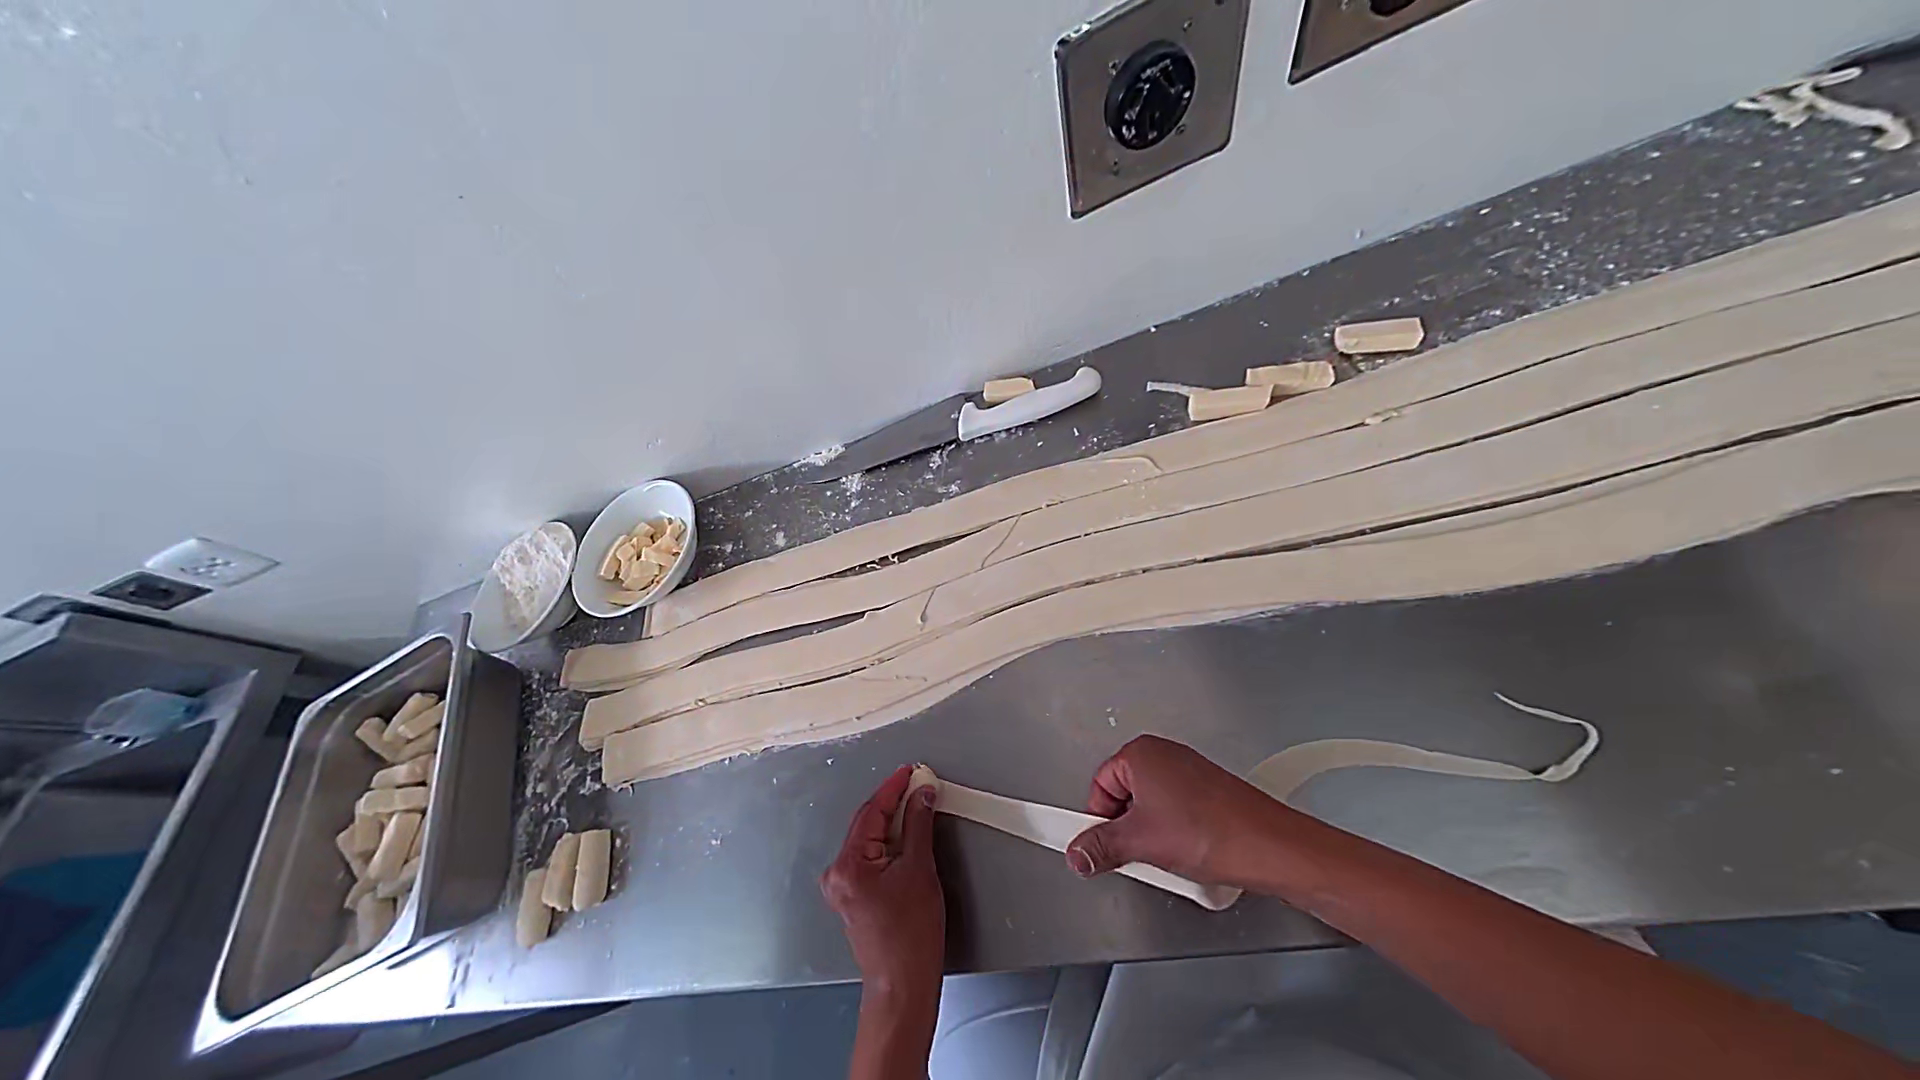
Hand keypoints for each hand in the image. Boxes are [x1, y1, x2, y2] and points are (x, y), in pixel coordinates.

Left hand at [820, 765, 944, 993]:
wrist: (903, 984)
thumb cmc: (911, 937)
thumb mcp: (920, 870)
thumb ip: (919, 825)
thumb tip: (921, 796)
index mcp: (849, 864)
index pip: (872, 811)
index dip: (894, 787)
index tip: (909, 772)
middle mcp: (838, 873)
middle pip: (868, 823)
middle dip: (894, 803)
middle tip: (919, 785)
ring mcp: (843, 886)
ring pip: (870, 839)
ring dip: (893, 822)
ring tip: (917, 807)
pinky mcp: (853, 896)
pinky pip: (870, 855)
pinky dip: (889, 842)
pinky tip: (908, 836)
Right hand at [1066, 734, 1293, 885]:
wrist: (1269, 849)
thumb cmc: (1212, 831)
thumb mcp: (1139, 843)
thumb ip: (1100, 846)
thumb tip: (1080, 852)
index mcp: (1141, 753)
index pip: (1099, 785)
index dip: (1098, 819)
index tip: (1097, 844)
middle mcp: (1165, 756)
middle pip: (1125, 796)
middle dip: (1127, 829)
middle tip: (1134, 853)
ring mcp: (1189, 774)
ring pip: (1151, 808)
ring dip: (1152, 835)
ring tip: (1166, 857)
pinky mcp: (1209, 793)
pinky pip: (1176, 813)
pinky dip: (1175, 835)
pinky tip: (1187, 858)